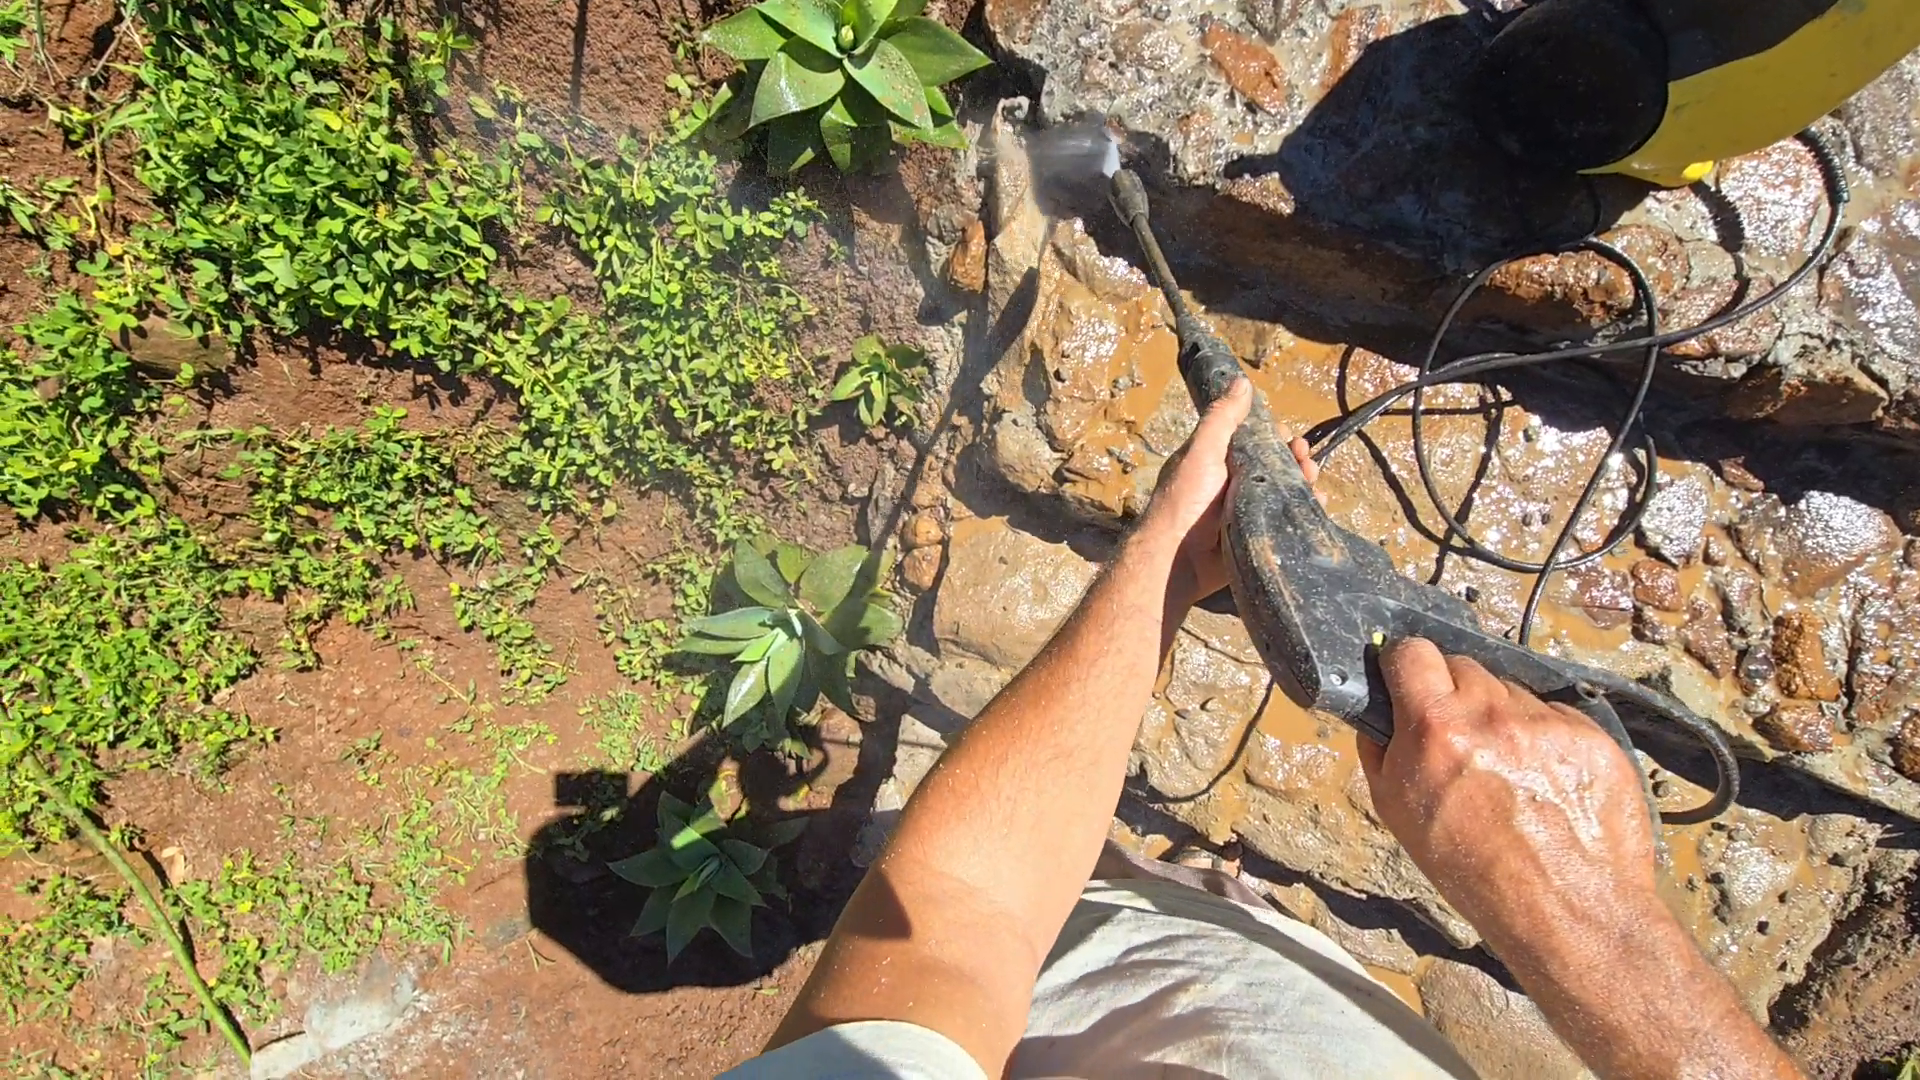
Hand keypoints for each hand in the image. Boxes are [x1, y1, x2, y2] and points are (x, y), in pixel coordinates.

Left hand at [1138, 378, 1319, 609]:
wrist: (1178, 559)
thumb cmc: (1184, 501)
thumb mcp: (1201, 452)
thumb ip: (1221, 419)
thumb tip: (1241, 381)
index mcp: (1217, 461)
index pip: (1253, 441)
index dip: (1274, 437)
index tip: (1288, 437)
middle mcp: (1231, 484)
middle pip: (1274, 465)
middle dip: (1295, 459)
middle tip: (1304, 460)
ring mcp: (1245, 511)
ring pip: (1284, 490)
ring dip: (1304, 481)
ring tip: (1312, 479)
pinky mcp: (1256, 534)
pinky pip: (1286, 518)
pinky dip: (1305, 509)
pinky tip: (1319, 503)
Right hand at [1357, 638, 1660, 961]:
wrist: (1566, 909)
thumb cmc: (1465, 862)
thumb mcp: (1392, 806)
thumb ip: (1380, 746)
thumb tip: (1379, 710)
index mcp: (1434, 726)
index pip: (1412, 651)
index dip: (1404, 662)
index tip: (1405, 679)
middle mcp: (1491, 713)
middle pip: (1462, 664)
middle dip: (1451, 690)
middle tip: (1454, 730)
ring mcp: (1547, 723)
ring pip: (1508, 689)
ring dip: (1497, 712)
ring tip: (1504, 761)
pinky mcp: (1593, 737)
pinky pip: (1553, 713)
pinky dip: (1541, 733)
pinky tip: (1541, 774)